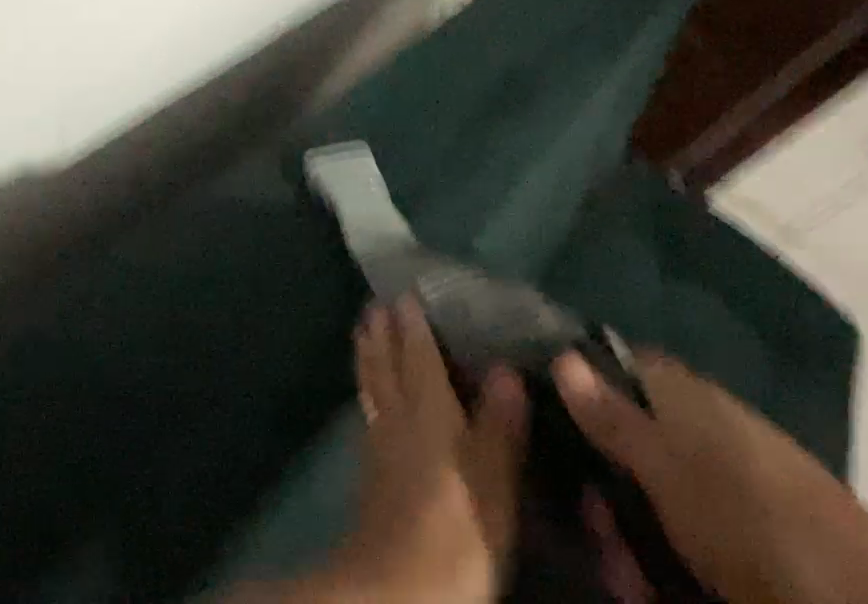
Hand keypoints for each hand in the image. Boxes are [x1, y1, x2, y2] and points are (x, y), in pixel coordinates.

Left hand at [333, 296, 529, 600]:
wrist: (397, 585)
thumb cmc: (457, 528)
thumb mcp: (493, 477)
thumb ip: (500, 424)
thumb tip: (505, 369)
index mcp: (428, 412)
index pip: (417, 356)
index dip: (412, 324)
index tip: (404, 292)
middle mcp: (396, 419)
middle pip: (385, 365)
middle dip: (381, 333)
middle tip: (374, 303)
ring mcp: (378, 446)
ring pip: (371, 386)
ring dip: (368, 356)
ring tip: (362, 331)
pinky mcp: (370, 474)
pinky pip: (368, 412)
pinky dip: (368, 391)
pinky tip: (370, 398)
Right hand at [553, 352, 867, 603]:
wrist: (853, 602)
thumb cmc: (748, 515)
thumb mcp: (668, 464)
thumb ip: (612, 415)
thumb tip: (562, 356)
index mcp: (687, 398)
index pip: (621, 368)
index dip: (579, 382)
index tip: (540, 408)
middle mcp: (696, 435)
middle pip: (618, 439)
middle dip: (592, 479)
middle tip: (588, 515)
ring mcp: (711, 490)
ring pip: (635, 496)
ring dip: (616, 531)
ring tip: (621, 569)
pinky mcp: (723, 542)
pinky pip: (663, 538)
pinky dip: (645, 562)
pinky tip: (641, 583)